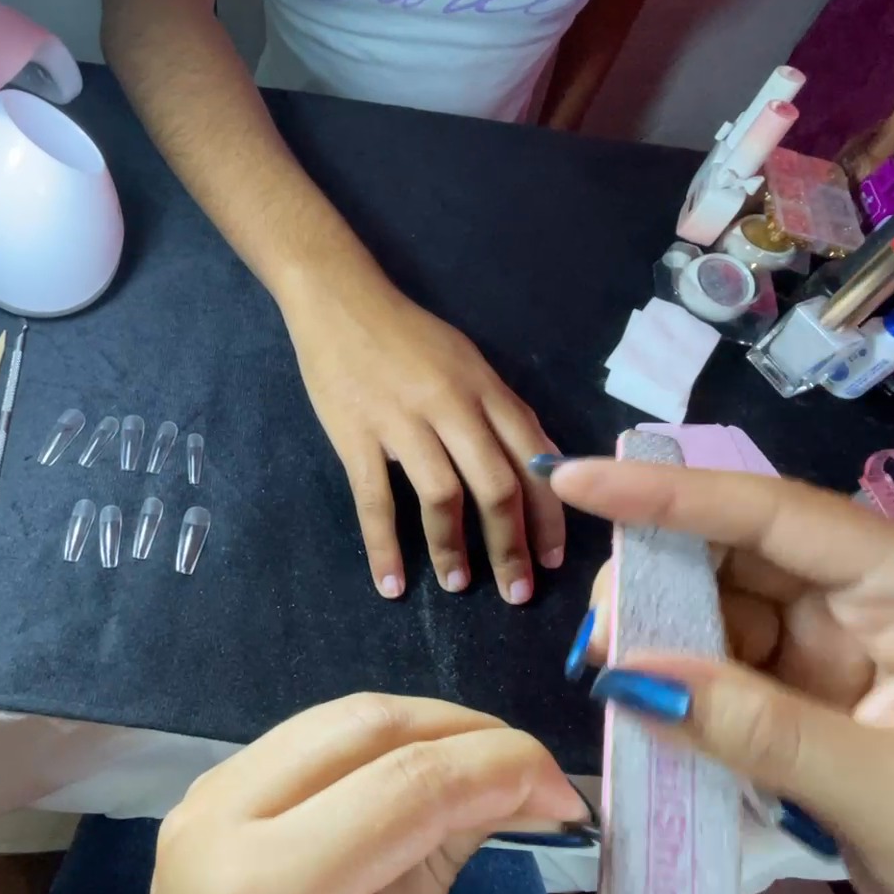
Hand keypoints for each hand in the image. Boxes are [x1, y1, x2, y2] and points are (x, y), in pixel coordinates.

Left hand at [136, 694, 586, 893]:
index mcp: (261, 893)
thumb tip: (518, 788)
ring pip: (338, 714)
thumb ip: (436, 865)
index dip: (497, 771)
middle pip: (366, 726)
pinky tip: (421, 761)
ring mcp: (208, 788)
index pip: (401, 790)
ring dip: (425, 724)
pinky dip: (378, 737)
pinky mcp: (213, 780)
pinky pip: (310, 733)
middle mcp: (222, 815)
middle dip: (465, 731)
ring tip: (488, 761)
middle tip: (532, 769)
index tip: (563, 792)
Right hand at [282, 273, 563, 602]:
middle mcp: (452, 406)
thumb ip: (499, 412)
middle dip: (512, 547)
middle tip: (517, 592)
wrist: (341, 301)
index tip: (552, 559)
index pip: (534, 459)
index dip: (549, 515)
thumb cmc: (408, 335)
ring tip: (458, 585)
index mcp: (485, 388)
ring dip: (452, 550)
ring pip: (442, 497)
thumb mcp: (467, 361)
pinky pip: (375, 501)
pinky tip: (391, 583)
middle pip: (497, 486)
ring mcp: (402, 421)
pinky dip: (384, 548)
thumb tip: (536, 465)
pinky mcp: (356, 436)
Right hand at [548, 459, 893, 893]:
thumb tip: (626, 677)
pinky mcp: (830, 695)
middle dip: (658, 582)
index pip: (776, 514)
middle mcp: (887, 599)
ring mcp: (856, 648)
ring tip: (614, 675)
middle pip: (740, 557)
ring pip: (728, 612)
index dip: (665, 493)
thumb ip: (754, 728)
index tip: (573, 479)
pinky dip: (689, 682)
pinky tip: (654, 699)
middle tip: (600, 637)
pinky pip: (737, 668)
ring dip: (666, 637)